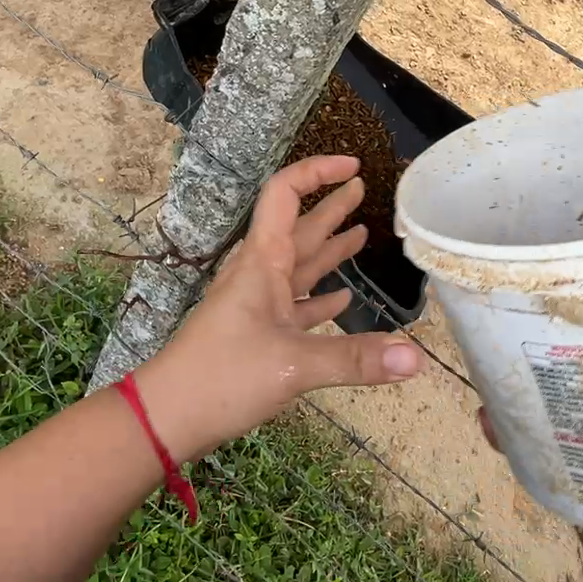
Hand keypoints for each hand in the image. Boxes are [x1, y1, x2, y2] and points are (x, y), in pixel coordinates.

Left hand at [133, 155, 426, 459]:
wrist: (167, 416)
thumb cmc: (222, 375)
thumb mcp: (294, 364)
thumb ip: (355, 359)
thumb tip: (416, 359)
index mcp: (263, 261)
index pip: (285, 194)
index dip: (318, 172)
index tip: (353, 167)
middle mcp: (262, 273)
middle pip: (301, 227)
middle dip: (331, 206)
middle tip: (363, 188)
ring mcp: (259, 304)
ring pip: (301, 265)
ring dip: (330, 248)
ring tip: (362, 232)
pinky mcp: (260, 334)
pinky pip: (297, 304)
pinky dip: (321, 298)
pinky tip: (343, 297)